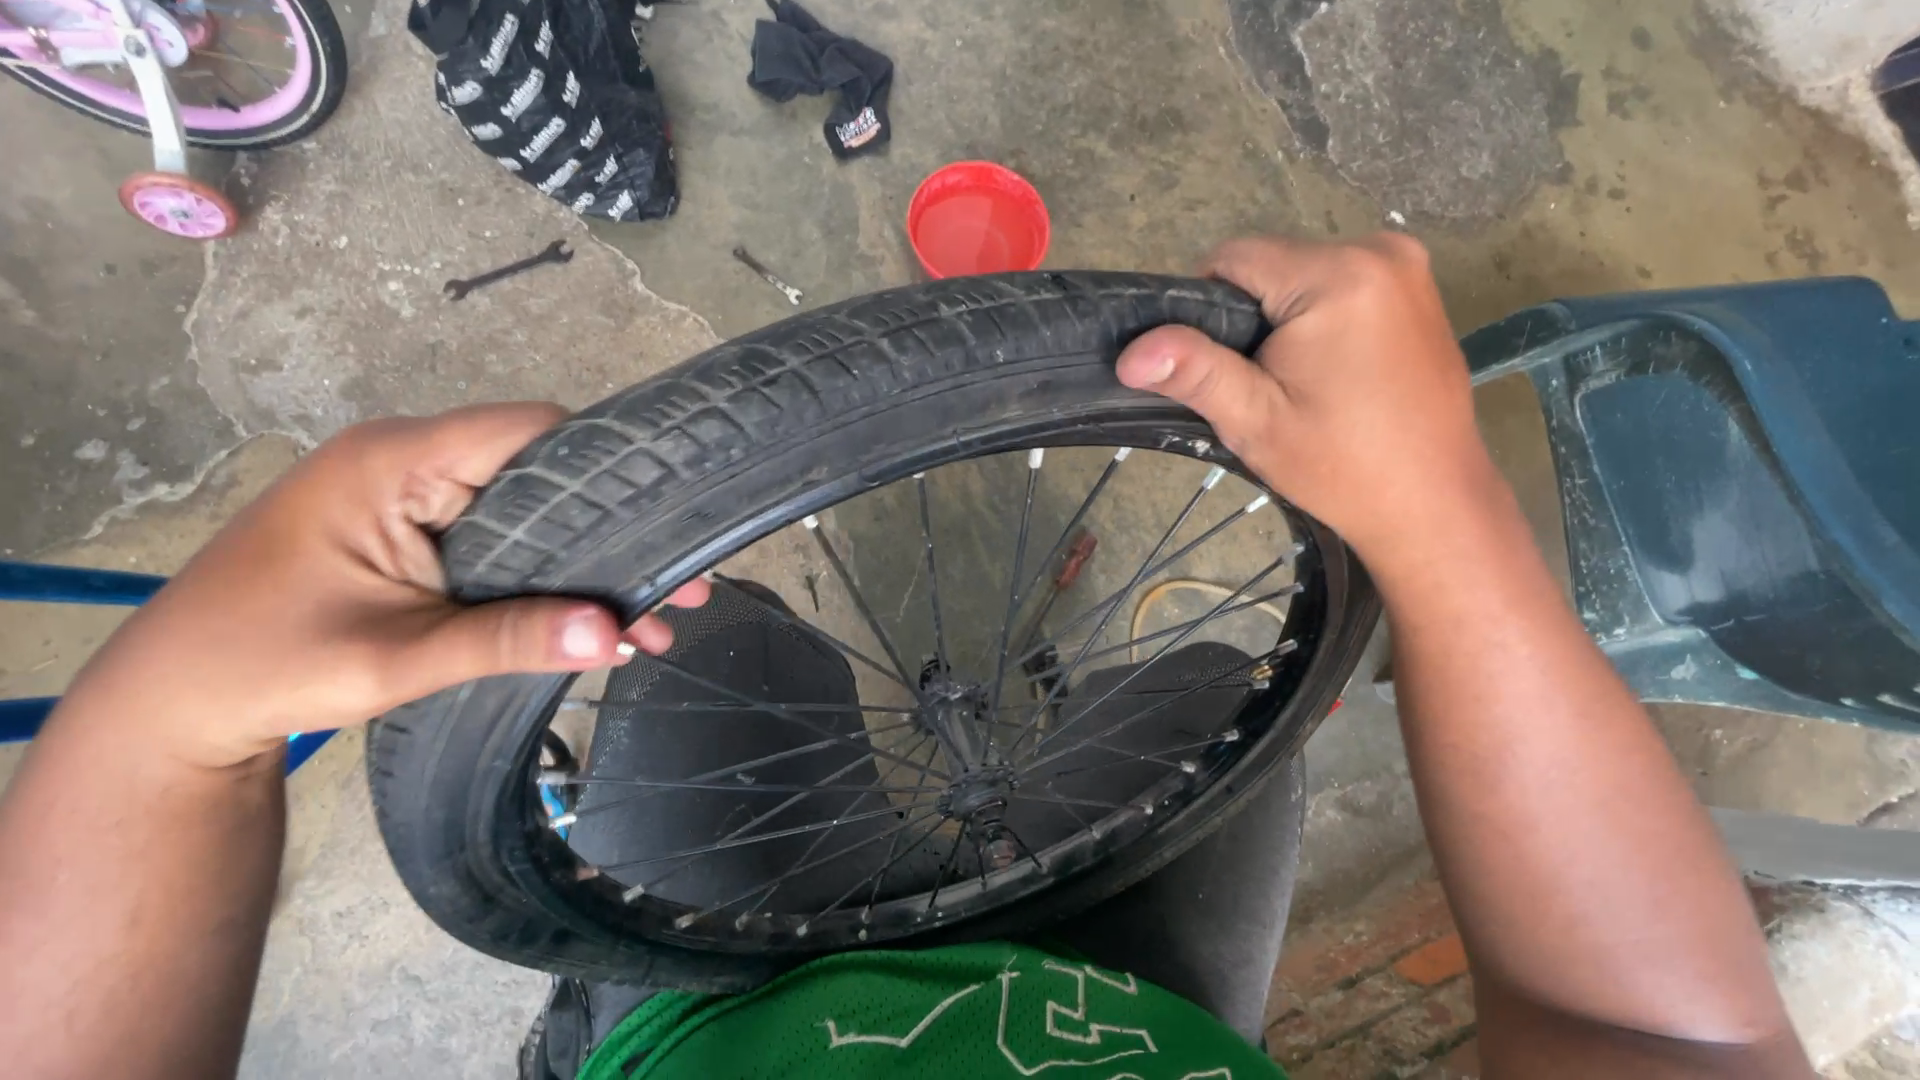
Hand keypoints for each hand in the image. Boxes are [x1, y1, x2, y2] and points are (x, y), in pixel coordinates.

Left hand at [58, 403, 708, 768]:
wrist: (174, 707)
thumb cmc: (267, 665)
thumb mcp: (399, 658)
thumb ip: (512, 639)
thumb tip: (620, 635)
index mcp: (397, 464)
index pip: (529, 430)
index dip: (604, 461)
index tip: (669, 510)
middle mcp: (414, 464)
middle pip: (544, 473)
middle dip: (617, 529)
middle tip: (684, 581)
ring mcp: (417, 499)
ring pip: (533, 512)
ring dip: (592, 564)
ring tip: (659, 616)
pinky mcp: (420, 534)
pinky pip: (506, 540)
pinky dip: (554, 577)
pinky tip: (598, 623)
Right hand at [1116, 234, 1501, 566]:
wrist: (1432, 502)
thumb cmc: (1340, 465)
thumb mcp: (1255, 420)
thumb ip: (1195, 372)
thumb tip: (1130, 354)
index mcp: (1338, 274)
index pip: (1233, 258)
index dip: (1206, 310)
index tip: (1221, 368)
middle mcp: (1380, 250)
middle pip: (1271, 266)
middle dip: (1250, 318)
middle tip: (1262, 387)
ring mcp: (1408, 266)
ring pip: (1303, 276)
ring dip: (1284, 320)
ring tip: (1297, 385)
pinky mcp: (1420, 289)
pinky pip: (1341, 286)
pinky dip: (1320, 320)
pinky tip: (1332, 374)